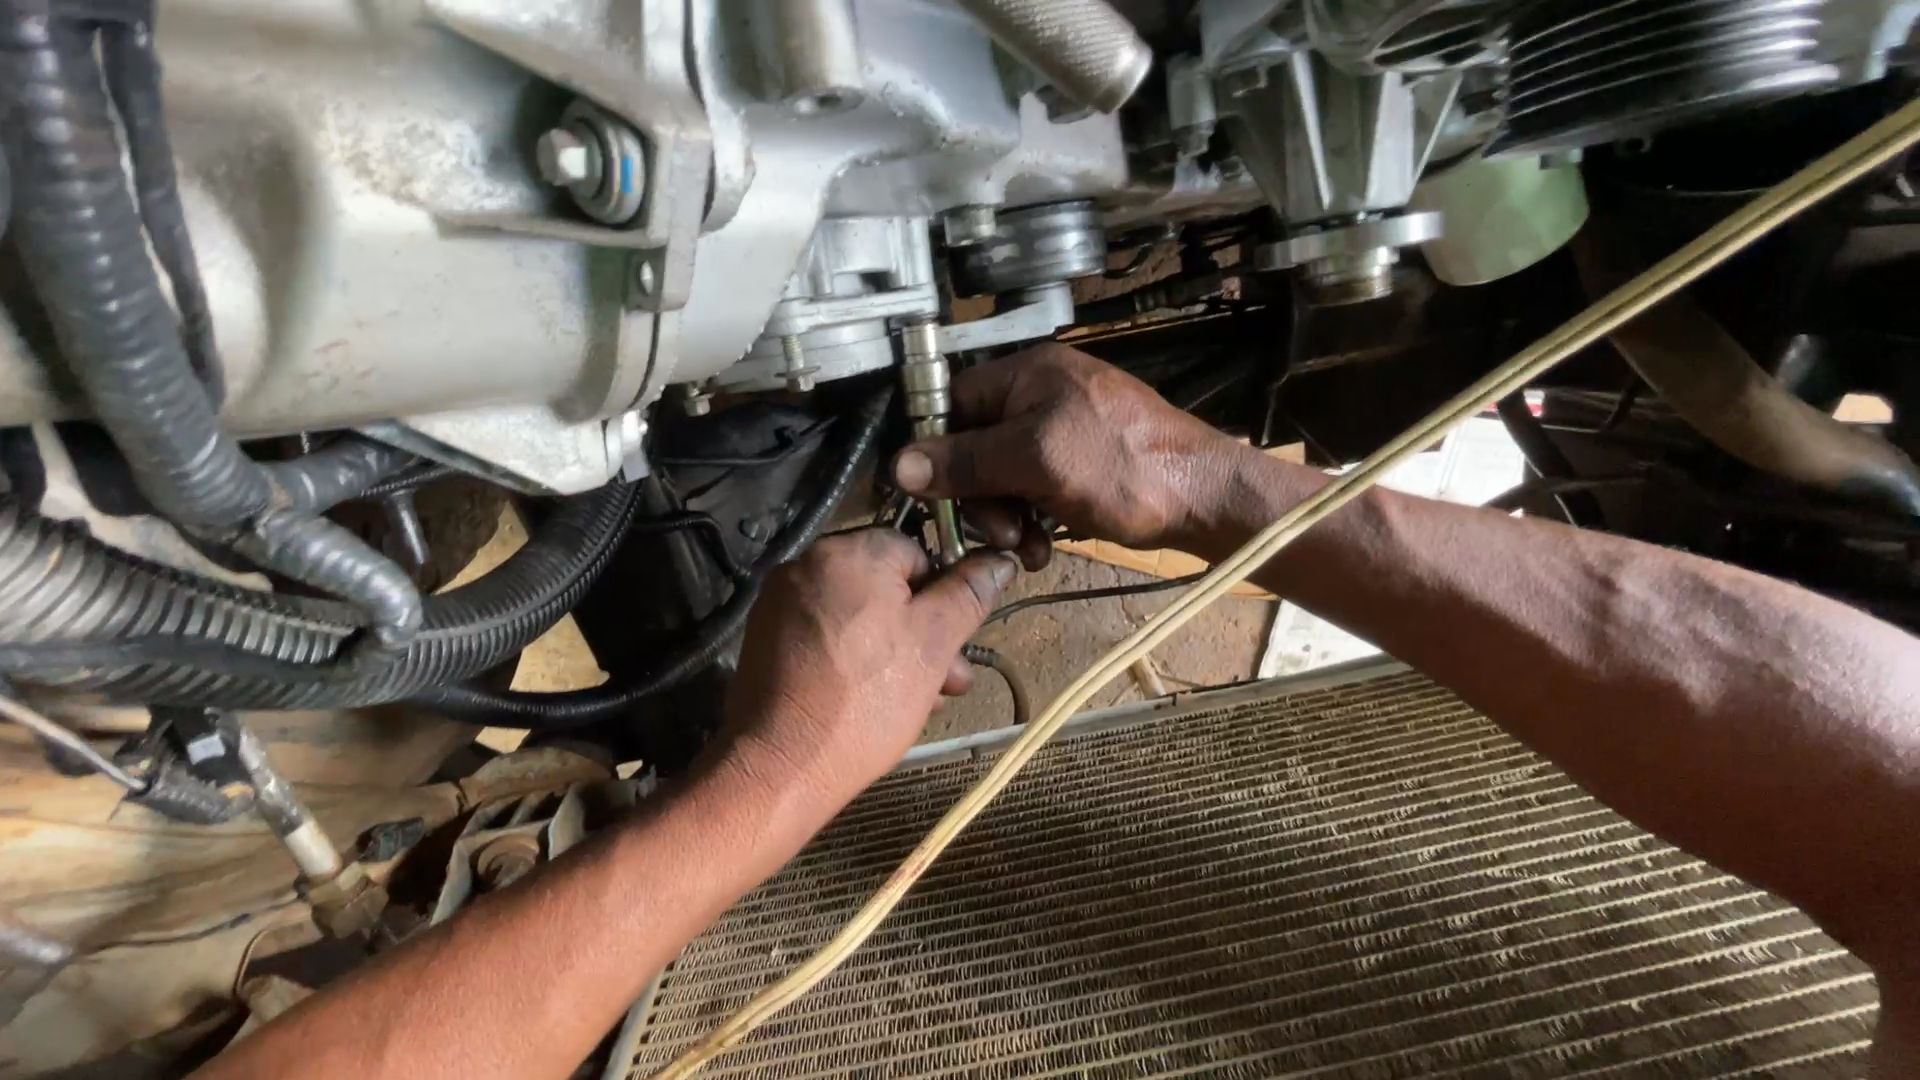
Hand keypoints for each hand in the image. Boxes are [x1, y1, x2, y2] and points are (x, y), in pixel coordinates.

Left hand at [714, 529, 1018, 807]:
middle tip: (949, 679)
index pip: (917, 551)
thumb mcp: (934, 643)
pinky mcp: (766, 636)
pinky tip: (874, 697)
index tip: (955, 641)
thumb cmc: (868, 699)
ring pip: (859, 614)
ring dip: (896, 648)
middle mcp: (808, 563)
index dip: (944, 595)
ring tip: (920, 698)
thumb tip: (1000, 561)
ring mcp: (781, 601)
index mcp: (849, 551)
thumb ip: (969, 594)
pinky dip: (855, 656)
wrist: (782, 765)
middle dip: (925, 631)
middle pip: (886, 586)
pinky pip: (827, 633)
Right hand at [890, 344, 1242, 563]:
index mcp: (1026, 375)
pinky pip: (1030, 491)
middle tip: (1000, 533)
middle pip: (974, 447)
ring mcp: (1059, 432)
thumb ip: (966, 461)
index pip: (952, 405)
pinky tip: (1043, 547)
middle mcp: (1038, 396)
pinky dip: (1030, 522)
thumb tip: (897, 464)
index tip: (932, 498)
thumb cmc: (1123, 469)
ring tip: (1028, 547)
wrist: (1205, 499)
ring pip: (1001, 477)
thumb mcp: (1037, 462)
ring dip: (1005, 518)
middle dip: (980, 498)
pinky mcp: (1075, 466)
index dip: (936, 451)